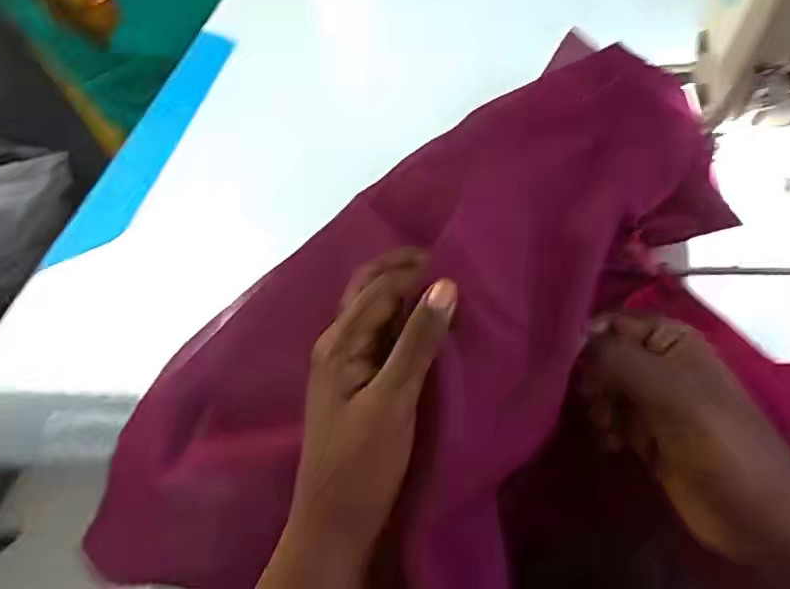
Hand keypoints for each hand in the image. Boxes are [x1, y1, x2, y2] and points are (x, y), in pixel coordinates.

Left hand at [283, 250, 456, 564]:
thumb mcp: (394, 401)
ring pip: (373, 308)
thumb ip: (418, 341)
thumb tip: (445, 284)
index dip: (416, 272)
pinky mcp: (355, 380)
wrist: (332, 527)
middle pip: (368, 288)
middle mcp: (336, 342)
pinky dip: (402, 318)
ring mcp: (343, 361)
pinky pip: (379, 332)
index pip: (379, 287)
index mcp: (339, 341)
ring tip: (443, 286)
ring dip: (403, 291)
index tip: (457, 263)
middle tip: (446, 262)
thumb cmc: (361, 464)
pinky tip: (426, 324)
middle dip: (403, 269)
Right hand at [577, 313, 789, 560]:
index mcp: (669, 338)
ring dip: (597, 406)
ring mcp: (653, 401)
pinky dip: (605, 429)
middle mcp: (658, 362)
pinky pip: (612, 420)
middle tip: (596, 403)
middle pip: (604, 355)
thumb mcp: (666, 388)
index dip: (587, 337)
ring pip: (604, 388)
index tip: (566, 361)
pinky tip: (612, 445)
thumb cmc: (717, 437)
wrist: (759, 513)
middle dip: (591, 377)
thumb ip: (615, 358)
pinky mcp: (648, 436)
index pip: (612, 322)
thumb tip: (572, 339)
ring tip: (608, 430)